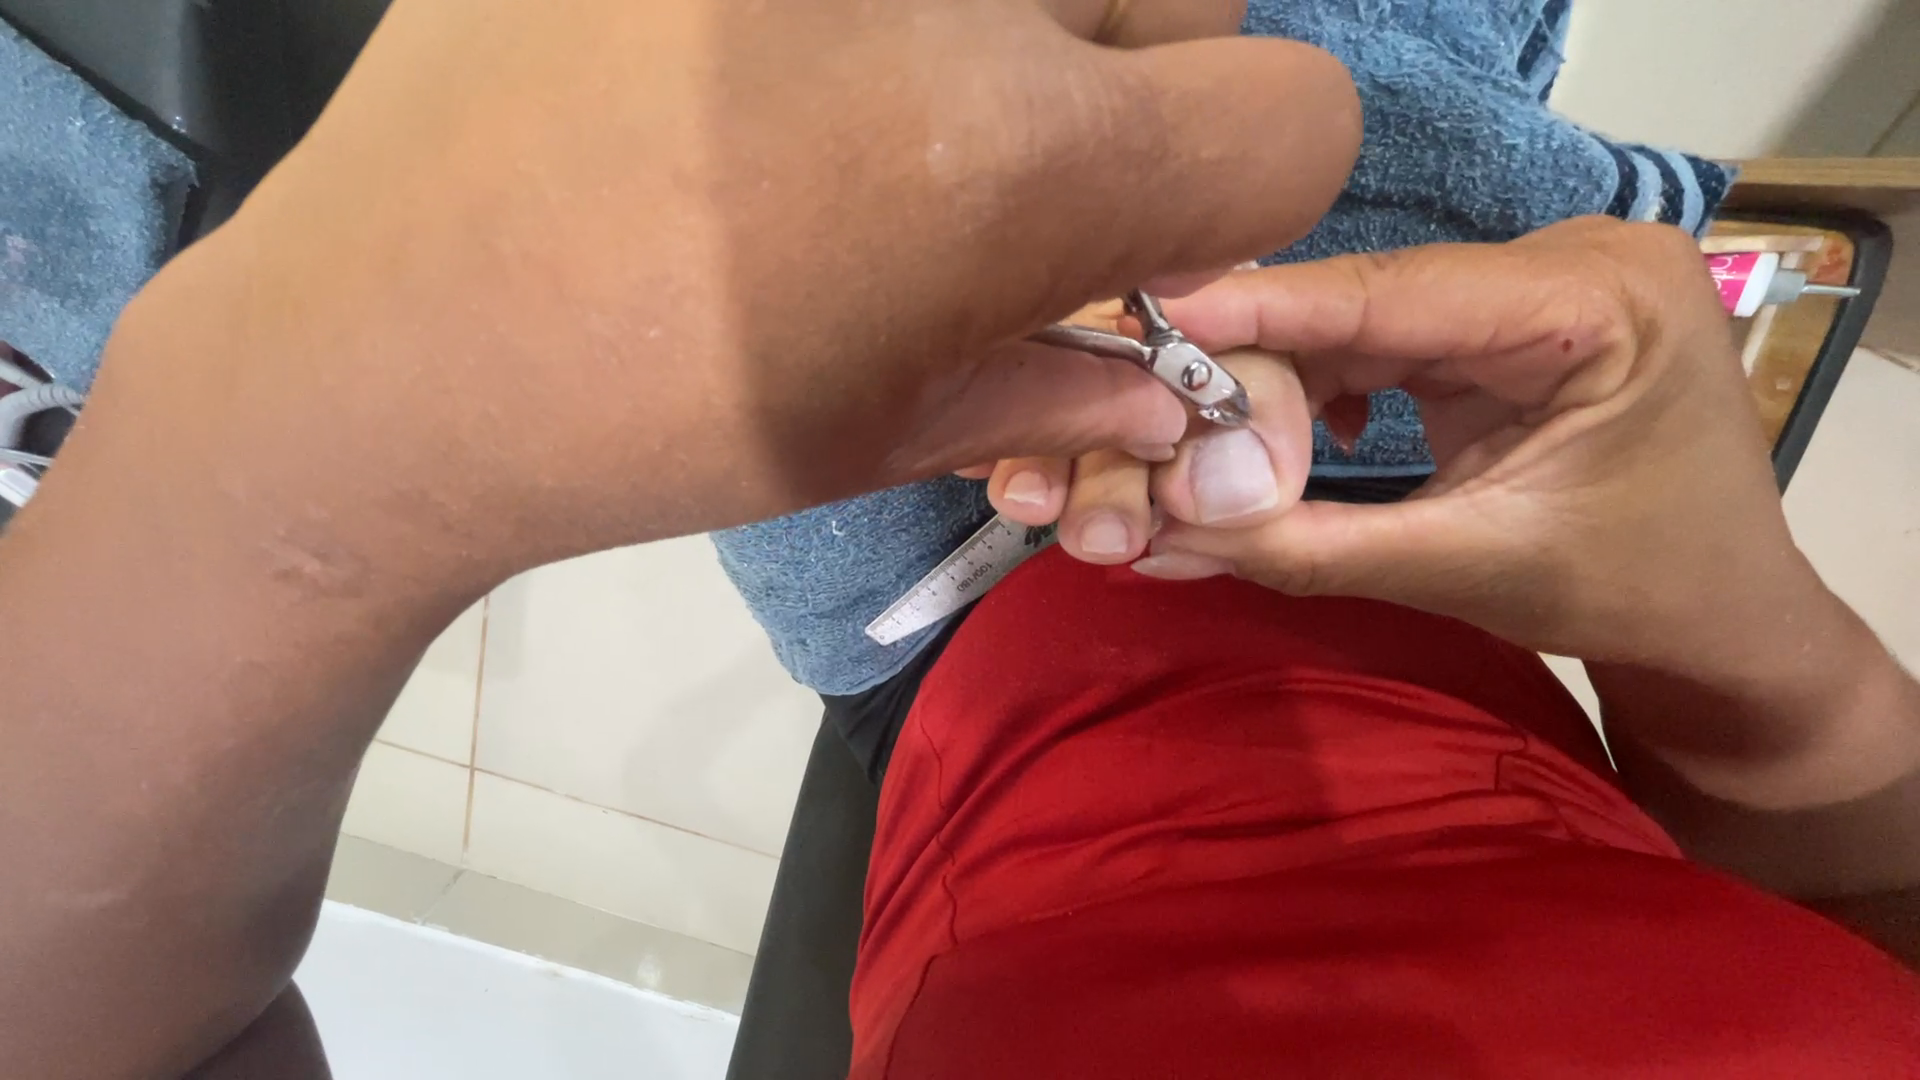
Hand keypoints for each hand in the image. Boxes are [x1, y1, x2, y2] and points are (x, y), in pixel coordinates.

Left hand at [73, 0, 1358, 597]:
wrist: (405, 354)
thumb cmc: (672, 430)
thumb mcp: (894, 436)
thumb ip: (1071, 386)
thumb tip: (1184, 388)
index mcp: (1021, 159)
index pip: (1300, 121)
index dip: (1245, 202)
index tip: (1154, 252)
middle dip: (1148, 104)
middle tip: (1018, 187)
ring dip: (1034, 45)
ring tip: (893, 127)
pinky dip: (901, 26)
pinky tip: (788, 76)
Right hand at [1138, 218, 1819, 672]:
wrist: (1711, 609)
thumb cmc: (1627, 589)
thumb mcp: (1458, 571)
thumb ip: (1305, 550)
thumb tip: (1161, 540)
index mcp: (1597, 302)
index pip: (1390, 296)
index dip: (1261, 309)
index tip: (1156, 320)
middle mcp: (1559, 266)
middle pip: (1356, 308)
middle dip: (1254, 371)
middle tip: (1164, 427)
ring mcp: (1520, 292)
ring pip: (1348, 328)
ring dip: (1270, 389)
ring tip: (1204, 445)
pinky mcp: (1485, 329)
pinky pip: (1364, 349)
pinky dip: (1308, 396)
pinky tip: (1282, 438)